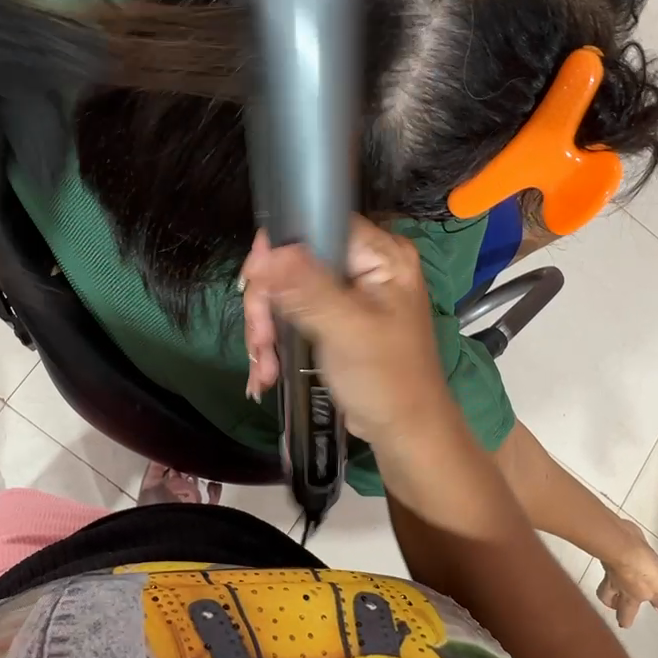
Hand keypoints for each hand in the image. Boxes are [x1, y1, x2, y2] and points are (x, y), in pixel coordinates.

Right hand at [239, 217, 453, 444]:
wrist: (403, 432)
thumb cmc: (386, 380)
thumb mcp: (346, 329)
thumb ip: (307, 287)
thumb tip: (269, 250)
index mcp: (381, 255)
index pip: (317, 225)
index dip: (279, 250)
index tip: (254, 282)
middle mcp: (365, 264)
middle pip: (293, 261)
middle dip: (268, 304)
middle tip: (260, 341)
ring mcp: (348, 291)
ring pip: (285, 290)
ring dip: (266, 329)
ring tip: (263, 368)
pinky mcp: (334, 317)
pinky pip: (292, 314)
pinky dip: (276, 342)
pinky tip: (266, 370)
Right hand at [594, 520, 657, 628]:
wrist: (623, 543)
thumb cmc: (642, 570)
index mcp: (631, 597)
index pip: (626, 613)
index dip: (626, 619)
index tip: (624, 624)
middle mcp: (617, 585)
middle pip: (608, 598)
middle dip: (612, 603)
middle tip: (615, 605)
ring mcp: (610, 568)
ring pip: (606, 581)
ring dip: (611, 584)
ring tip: (618, 582)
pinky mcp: (609, 552)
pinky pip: (611, 562)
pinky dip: (616, 563)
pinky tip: (624, 557)